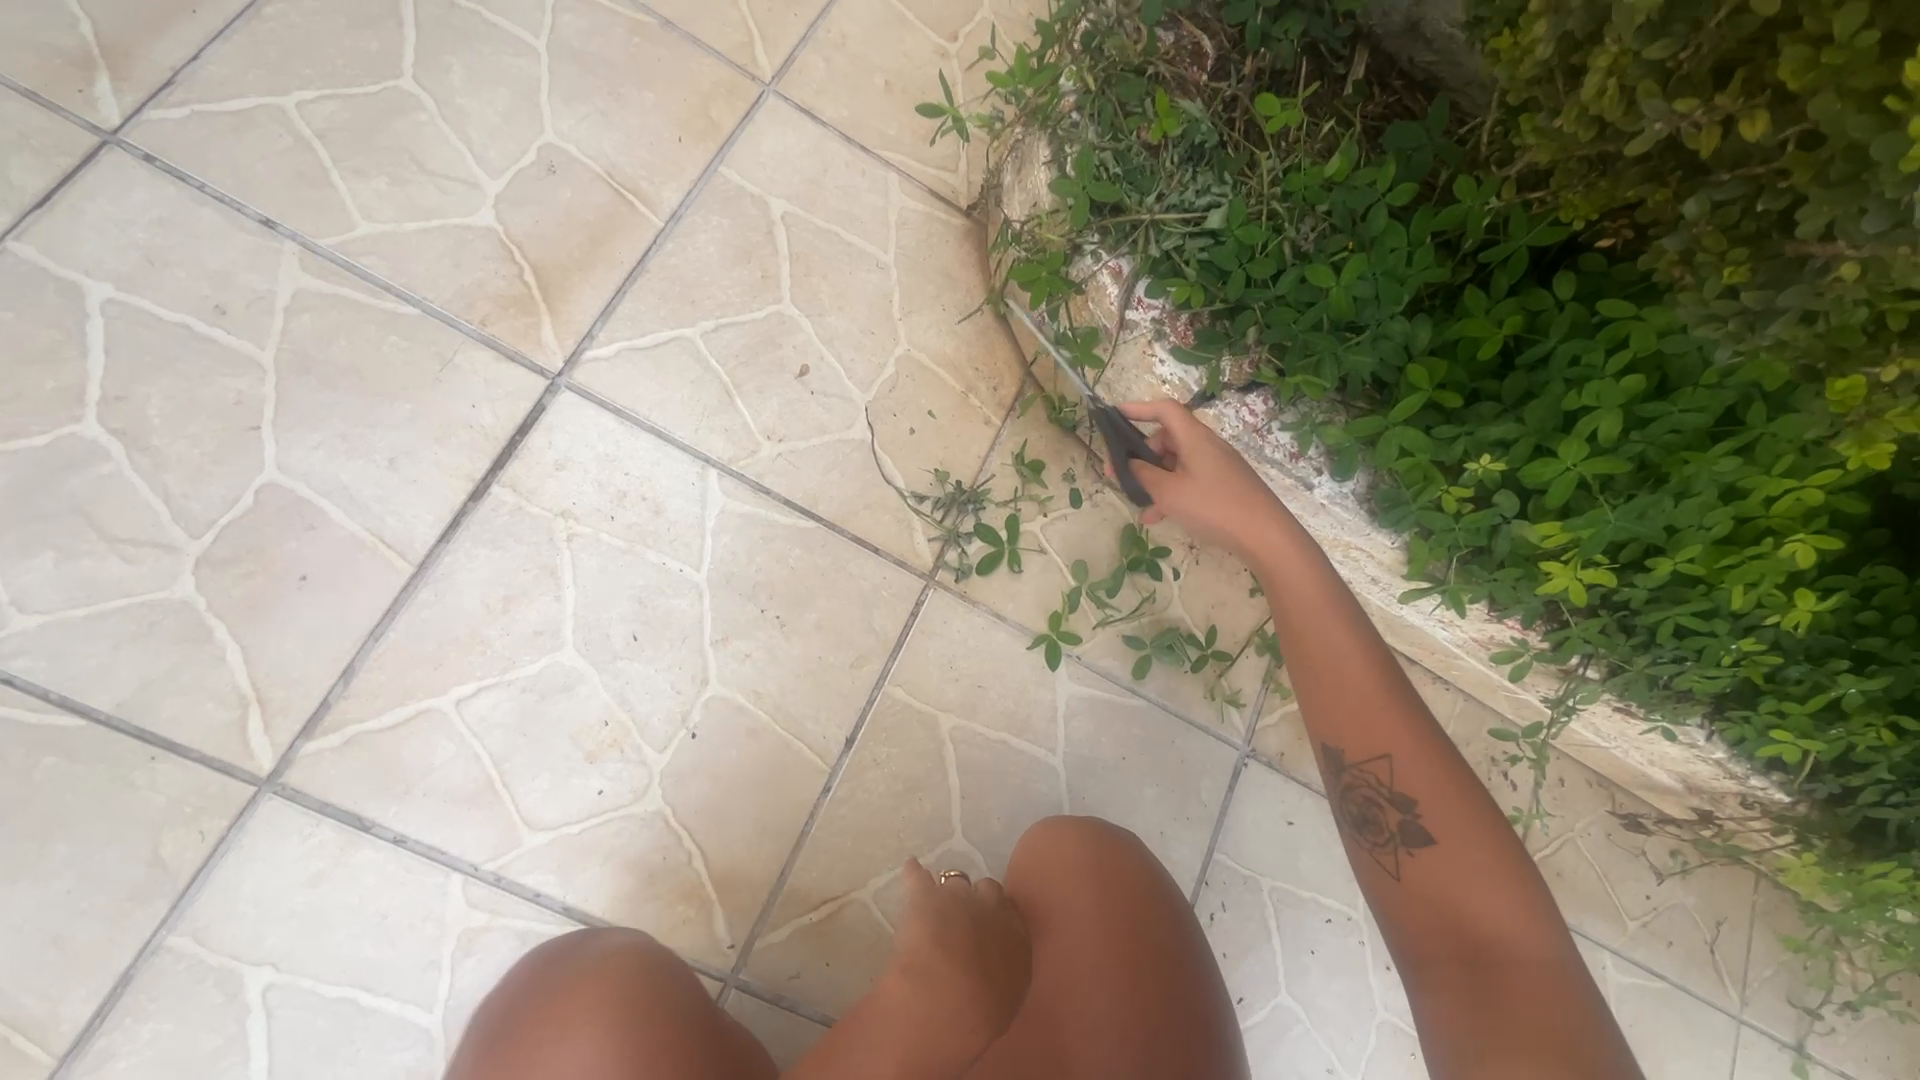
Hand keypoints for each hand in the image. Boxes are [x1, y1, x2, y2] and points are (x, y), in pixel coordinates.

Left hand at [876, 860, 1031, 1066]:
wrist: (950, 1000)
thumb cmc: (984, 1011)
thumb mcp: (1008, 995)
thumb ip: (1005, 970)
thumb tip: (997, 968)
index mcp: (1015, 932)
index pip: (1009, 911)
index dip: (994, 916)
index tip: (984, 929)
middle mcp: (991, 907)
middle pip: (986, 889)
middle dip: (974, 900)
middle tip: (961, 920)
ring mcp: (958, 897)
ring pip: (953, 884)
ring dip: (946, 895)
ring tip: (935, 906)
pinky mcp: (926, 896)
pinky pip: (918, 876)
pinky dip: (913, 873)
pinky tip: (910, 867)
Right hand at [1116, 400, 1291, 559]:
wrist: (1264, 534)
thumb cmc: (1213, 507)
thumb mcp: (1169, 492)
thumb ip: (1143, 474)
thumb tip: (1128, 463)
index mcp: (1194, 438)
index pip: (1165, 410)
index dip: (1139, 409)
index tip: (1116, 414)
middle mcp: (1207, 445)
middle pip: (1168, 439)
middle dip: (1142, 456)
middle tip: (1121, 476)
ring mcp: (1217, 465)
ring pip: (1176, 463)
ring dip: (1155, 480)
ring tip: (1140, 504)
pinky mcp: (1224, 484)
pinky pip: (1189, 480)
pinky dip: (1172, 492)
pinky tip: (1159, 517)